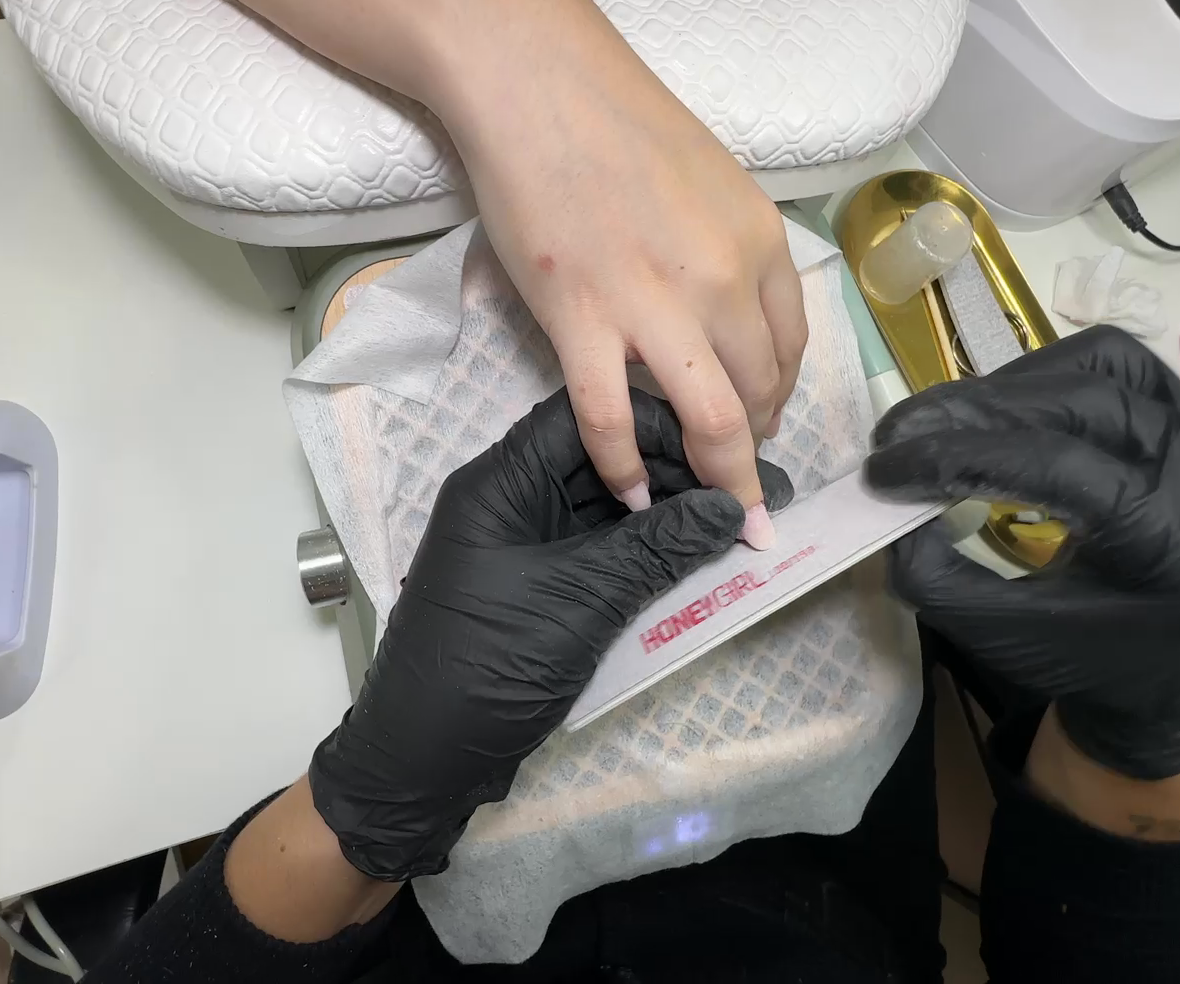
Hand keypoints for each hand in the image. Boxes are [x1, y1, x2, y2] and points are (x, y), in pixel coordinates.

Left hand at [309, 388, 792, 879]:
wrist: (426, 760)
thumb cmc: (492, 664)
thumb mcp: (581, 599)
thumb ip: (658, 546)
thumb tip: (732, 506)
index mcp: (500, 481)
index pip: (583, 419)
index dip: (655, 426)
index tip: (724, 449)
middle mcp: (513, 497)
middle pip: (601, 458)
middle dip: (674, 473)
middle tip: (754, 493)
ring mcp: (528, 539)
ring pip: (606, 504)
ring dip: (668, 513)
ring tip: (738, 523)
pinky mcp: (543, 579)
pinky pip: (602, 546)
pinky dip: (648, 548)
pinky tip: (699, 553)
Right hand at [433, 24, 804, 548]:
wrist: (540, 87)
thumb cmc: (623, 126)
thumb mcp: (713, 184)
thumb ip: (735, 254)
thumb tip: (729, 321)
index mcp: (760, 243)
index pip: (792, 348)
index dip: (781, 400)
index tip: (764, 424)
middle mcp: (723, 281)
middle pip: (760, 392)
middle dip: (756, 447)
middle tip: (737, 474)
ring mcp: (655, 305)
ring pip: (709, 420)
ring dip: (718, 478)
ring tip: (713, 511)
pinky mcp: (583, 321)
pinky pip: (611, 418)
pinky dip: (623, 467)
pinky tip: (628, 494)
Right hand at [865, 326, 1179, 779]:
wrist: (1163, 678)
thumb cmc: (1079, 663)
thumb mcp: (988, 630)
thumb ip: (927, 565)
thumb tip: (883, 491)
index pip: (1060, 467)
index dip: (958, 455)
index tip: (882, 468)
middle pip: (1082, 402)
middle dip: (972, 410)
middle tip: (897, 431)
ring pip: (1100, 368)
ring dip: (1006, 387)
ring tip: (945, 420)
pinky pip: (1116, 366)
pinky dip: (1045, 376)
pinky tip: (1003, 409)